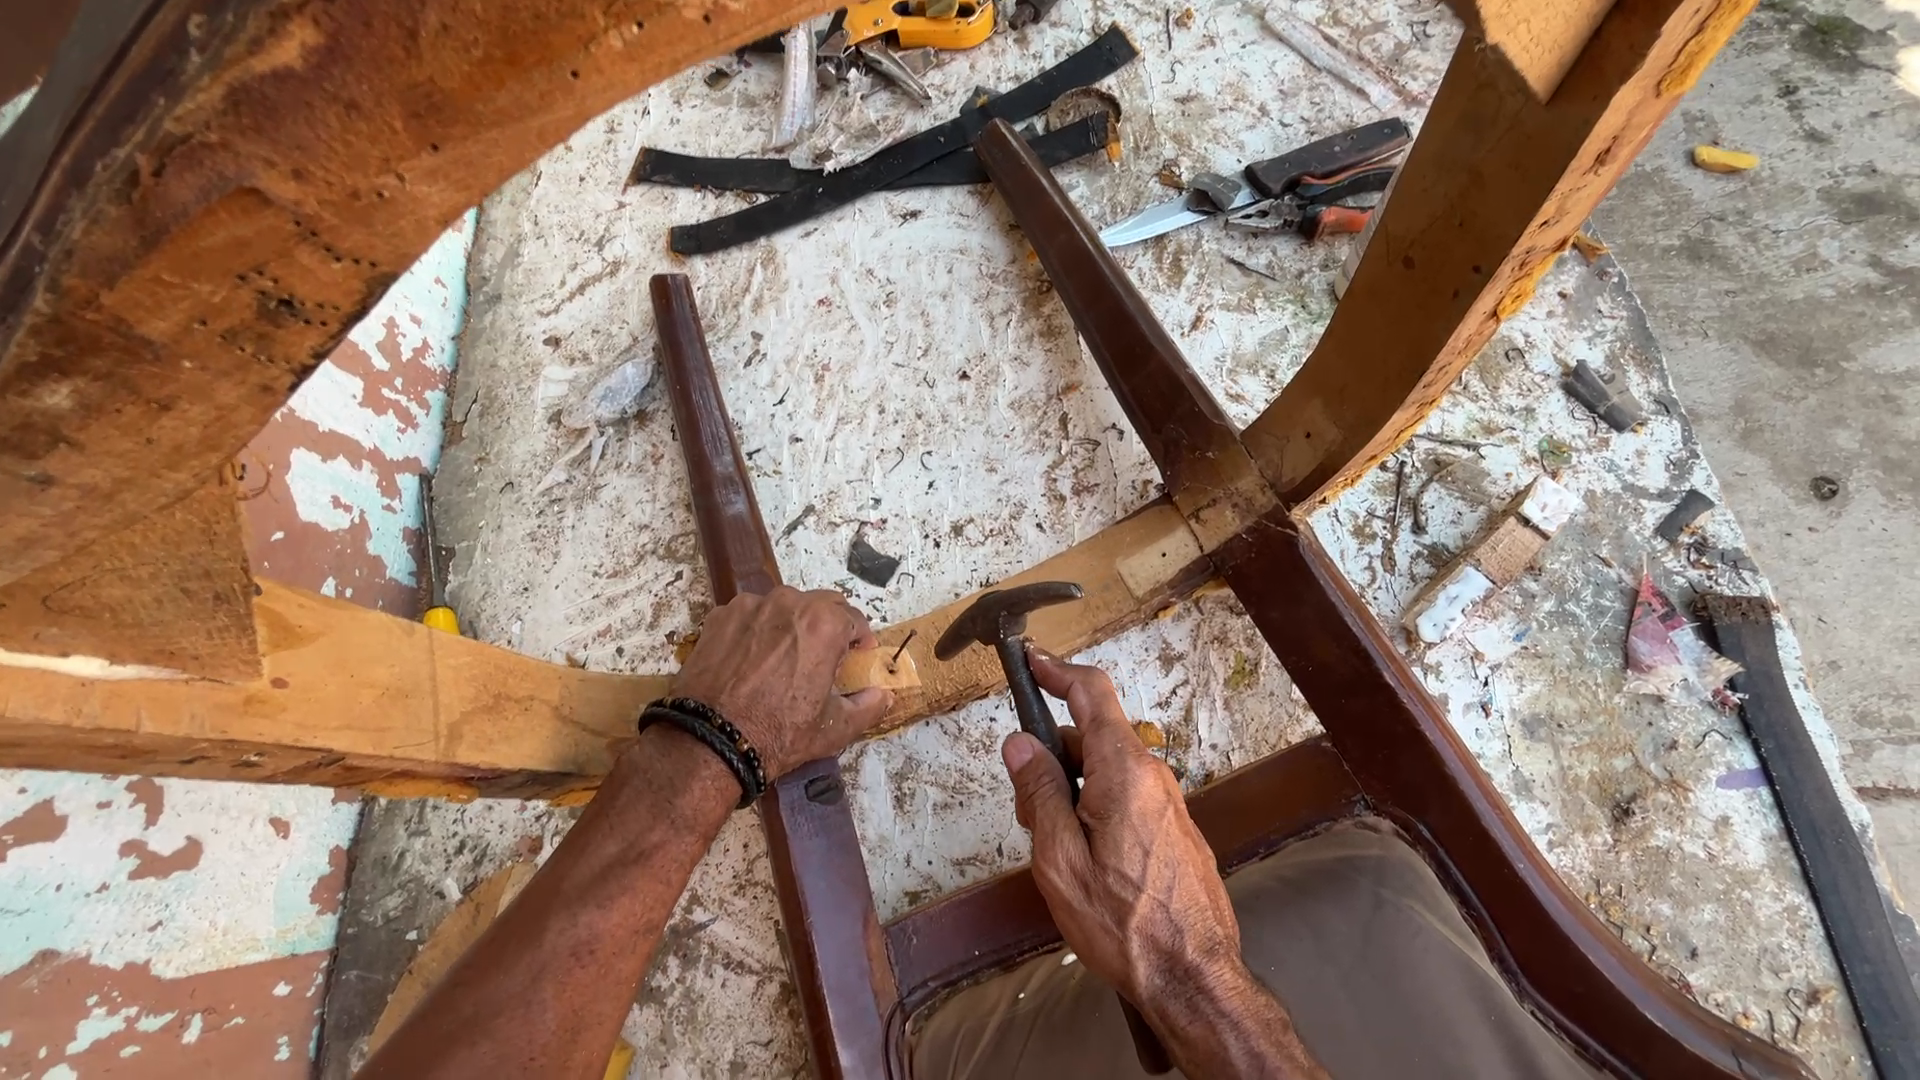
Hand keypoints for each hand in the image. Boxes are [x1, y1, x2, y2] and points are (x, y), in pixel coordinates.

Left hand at [673, 587, 892, 777]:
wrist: (709, 742)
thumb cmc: (779, 733)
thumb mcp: (834, 729)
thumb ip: (868, 707)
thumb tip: (883, 696)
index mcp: (825, 624)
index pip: (855, 618)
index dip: (859, 639)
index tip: (856, 656)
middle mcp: (789, 603)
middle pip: (821, 604)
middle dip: (829, 625)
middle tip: (824, 656)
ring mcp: (750, 606)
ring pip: (783, 606)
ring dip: (792, 623)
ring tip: (784, 657)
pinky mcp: (719, 617)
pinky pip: (749, 615)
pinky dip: (757, 629)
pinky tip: (751, 659)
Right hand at [1001, 647, 1242, 1011]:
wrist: (1193, 978)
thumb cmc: (1124, 924)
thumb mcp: (1060, 859)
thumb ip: (1039, 793)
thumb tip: (1020, 744)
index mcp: (1123, 771)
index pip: (1092, 693)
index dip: (1058, 670)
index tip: (1033, 660)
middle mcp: (1152, 776)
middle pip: (1091, 738)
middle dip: (1052, 758)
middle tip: (1027, 807)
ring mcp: (1168, 802)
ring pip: (1106, 771)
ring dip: (1072, 790)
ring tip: (1056, 848)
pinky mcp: (1174, 828)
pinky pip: (1126, 796)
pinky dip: (1096, 807)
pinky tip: (1087, 858)